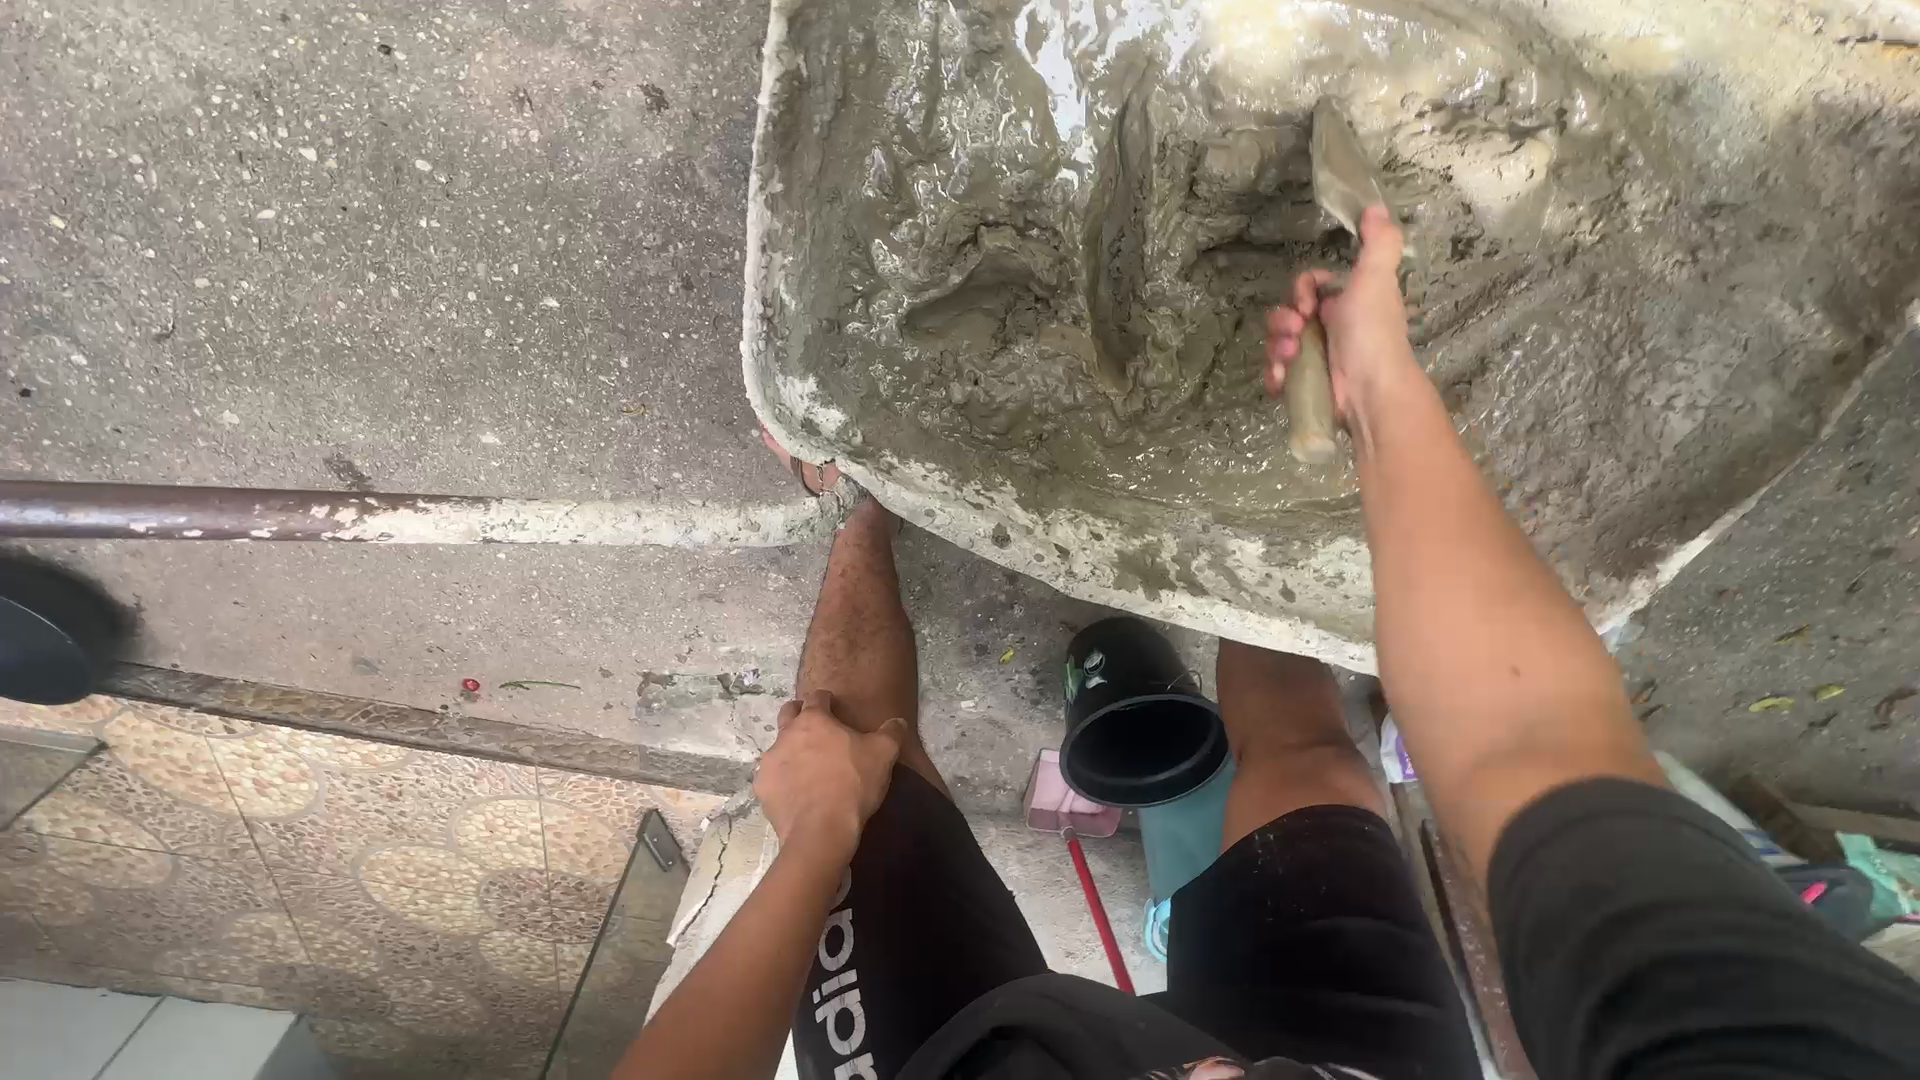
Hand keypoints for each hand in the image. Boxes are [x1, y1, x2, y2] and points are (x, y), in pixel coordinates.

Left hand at [753, 690, 905, 856]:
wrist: (821, 830)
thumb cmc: (853, 783)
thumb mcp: (883, 754)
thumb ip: (891, 733)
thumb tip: (897, 722)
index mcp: (814, 720)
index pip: (817, 697)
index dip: (826, 699)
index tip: (833, 705)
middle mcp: (787, 735)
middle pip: (787, 713)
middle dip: (799, 714)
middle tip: (815, 728)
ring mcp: (770, 762)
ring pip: (778, 747)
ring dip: (791, 750)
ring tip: (807, 766)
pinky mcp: (763, 788)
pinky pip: (772, 777)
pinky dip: (783, 779)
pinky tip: (796, 792)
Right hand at [1264, 205, 1418, 424]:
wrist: (1368, 388)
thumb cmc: (1372, 332)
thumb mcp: (1377, 279)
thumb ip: (1377, 242)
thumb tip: (1374, 207)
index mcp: (1345, 302)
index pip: (1307, 287)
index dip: (1301, 291)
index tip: (1308, 303)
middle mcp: (1328, 327)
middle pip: (1286, 314)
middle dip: (1282, 322)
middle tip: (1296, 332)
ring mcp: (1314, 356)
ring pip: (1276, 343)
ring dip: (1276, 348)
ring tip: (1290, 358)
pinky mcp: (1302, 383)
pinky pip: (1275, 372)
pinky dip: (1274, 375)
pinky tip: (1282, 378)